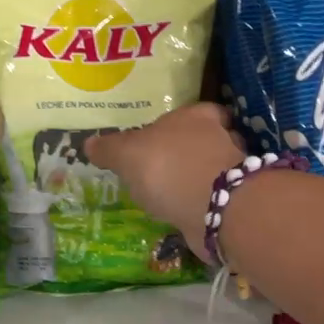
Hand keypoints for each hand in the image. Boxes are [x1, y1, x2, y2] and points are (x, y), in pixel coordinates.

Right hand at [87, 104, 248, 257]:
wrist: (211, 207)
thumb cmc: (167, 167)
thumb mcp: (126, 154)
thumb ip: (109, 149)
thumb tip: (88, 144)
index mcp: (194, 116)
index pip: (197, 111)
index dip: (185, 122)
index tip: (170, 137)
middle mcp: (219, 137)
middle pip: (207, 139)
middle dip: (191, 151)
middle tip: (169, 167)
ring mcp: (231, 170)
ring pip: (213, 169)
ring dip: (198, 179)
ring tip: (176, 194)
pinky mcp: (235, 200)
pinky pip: (216, 197)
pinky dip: (203, 203)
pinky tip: (186, 213)